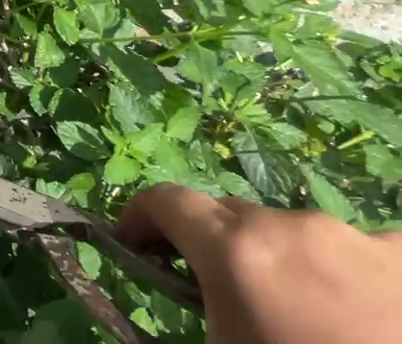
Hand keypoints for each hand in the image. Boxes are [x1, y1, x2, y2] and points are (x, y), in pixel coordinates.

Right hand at [115, 183, 401, 343]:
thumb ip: (192, 306)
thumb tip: (170, 292)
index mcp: (232, 248)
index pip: (163, 200)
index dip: (142, 218)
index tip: (140, 248)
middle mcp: (290, 229)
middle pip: (230, 214)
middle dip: (217, 243)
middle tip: (229, 294)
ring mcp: (362, 241)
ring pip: (296, 230)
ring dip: (287, 258)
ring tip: (311, 311)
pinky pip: (370, 247)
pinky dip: (357, 268)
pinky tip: (370, 307)